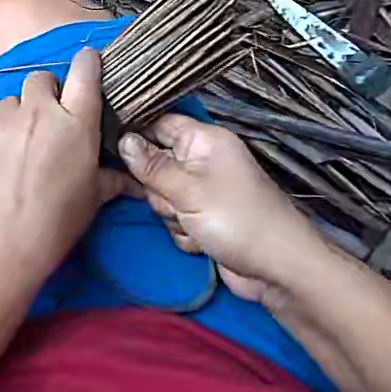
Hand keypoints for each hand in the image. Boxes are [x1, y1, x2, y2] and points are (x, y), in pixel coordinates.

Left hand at [0, 48, 124, 278]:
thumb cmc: (56, 219)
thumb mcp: (93, 199)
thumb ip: (110, 180)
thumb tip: (134, 182)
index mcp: (76, 122)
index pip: (85, 72)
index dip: (87, 62)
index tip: (88, 62)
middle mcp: (40, 112)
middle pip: (41, 78)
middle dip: (46, 91)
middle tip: (49, 117)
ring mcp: (5, 121)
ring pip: (12, 100)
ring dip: (18, 113)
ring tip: (20, 142)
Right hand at [118, 115, 329, 305]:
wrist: (276, 268)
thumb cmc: (234, 218)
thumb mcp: (187, 190)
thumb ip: (151, 166)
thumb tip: (122, 138)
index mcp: (205, 140)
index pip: (161, 123)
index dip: (138, 135)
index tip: (114, 151)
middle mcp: (204, 161)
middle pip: (157, 165)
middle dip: (160, 190)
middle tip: (176, 202)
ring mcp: (205, 192)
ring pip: (164, 197)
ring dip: (173, 216)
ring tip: (194, 225)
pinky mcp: (205, 219)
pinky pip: (177, 220)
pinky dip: (185, 234)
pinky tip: (202, 242)